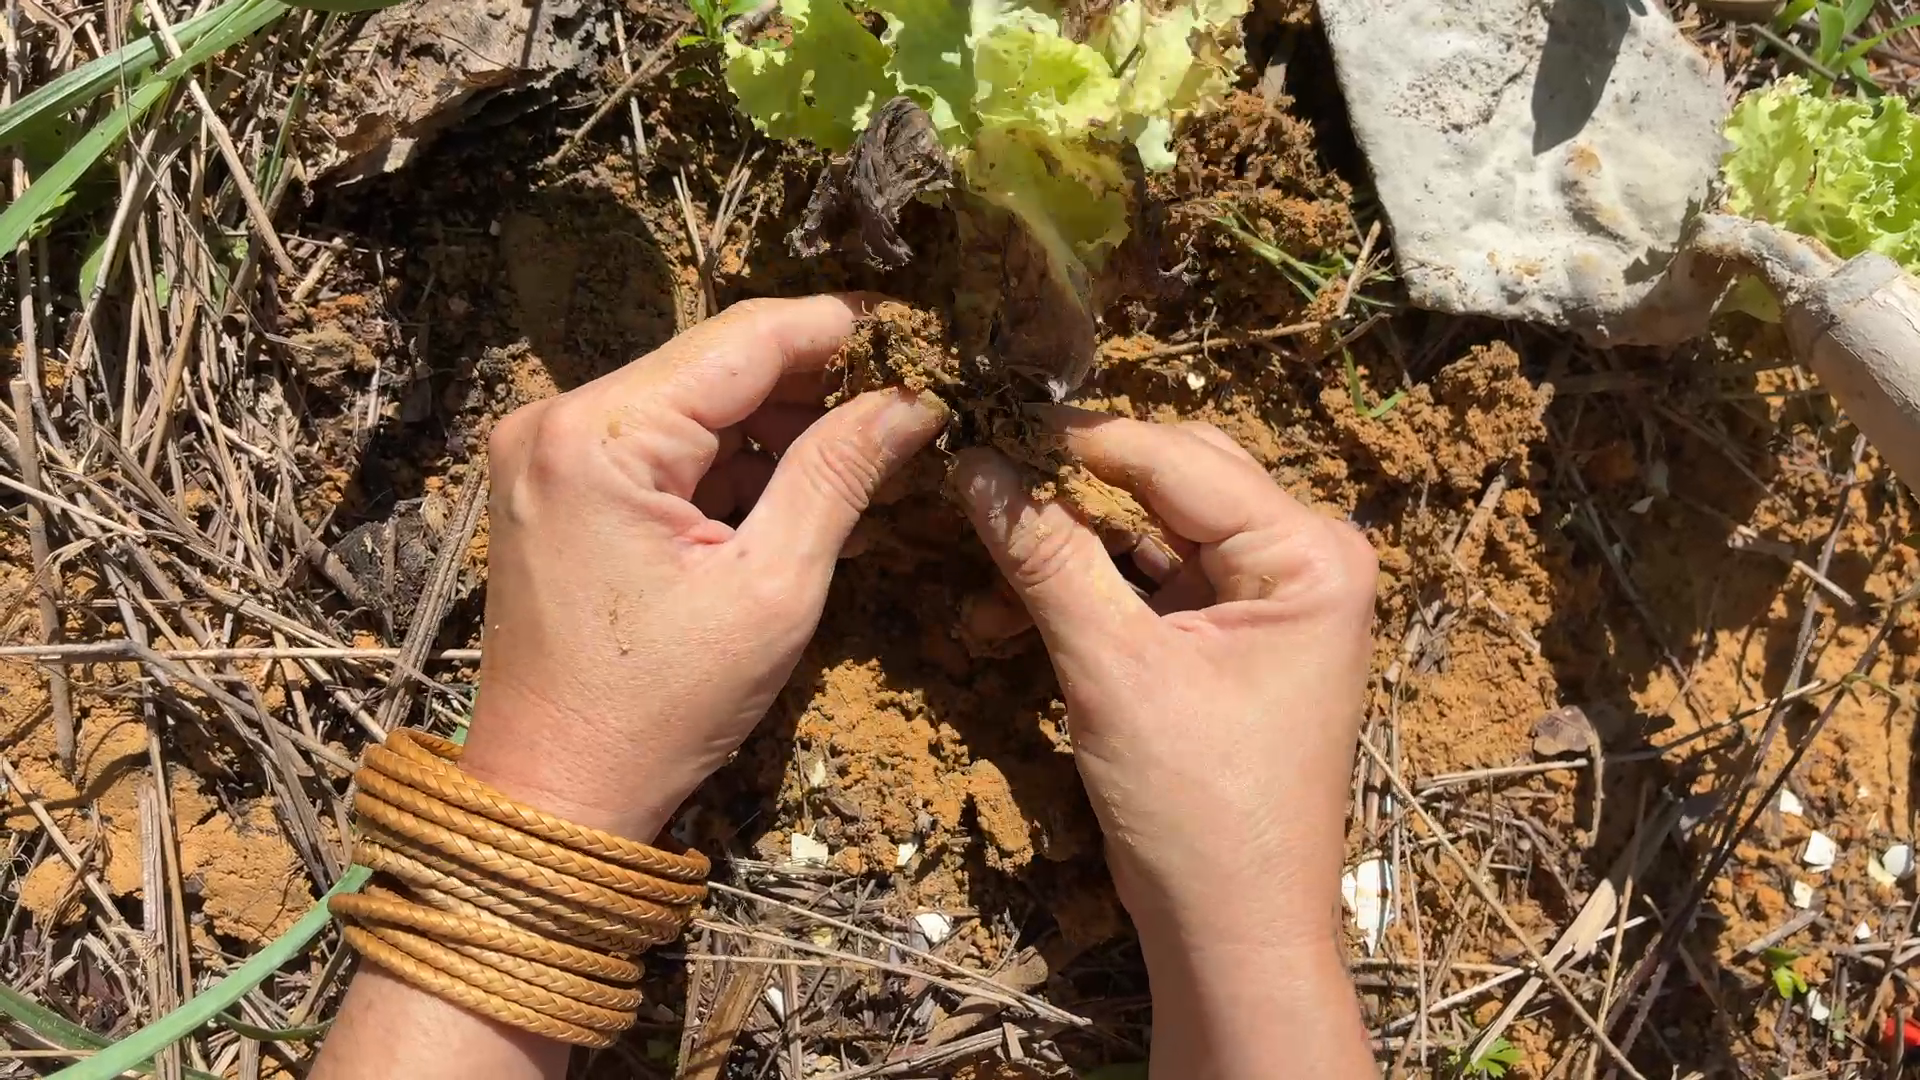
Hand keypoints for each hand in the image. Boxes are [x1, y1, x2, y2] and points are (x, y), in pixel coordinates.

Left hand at [457, 296, 945, 842]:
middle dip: (815, 381)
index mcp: (602, 436)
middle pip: (718, 366)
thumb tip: (913, 402)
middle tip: (901, 399)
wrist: (558, 794)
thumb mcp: (774, 586)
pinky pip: (670, 448)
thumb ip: (839, 473)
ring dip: (781, 425)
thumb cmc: (667, 705)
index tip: (908, 325)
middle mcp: (560, 419)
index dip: (836, 325)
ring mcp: (553, 451)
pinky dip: (738, 462)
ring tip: (864, 452)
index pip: (743, 338)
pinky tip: (799, 488)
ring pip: (698, 404)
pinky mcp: (563, 485)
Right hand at [952, 407, 1377, 1076]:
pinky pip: (1148, 576)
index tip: (994, 422)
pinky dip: (1086, 585)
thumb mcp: (1110, 668)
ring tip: (992, 553)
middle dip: (1073, 488)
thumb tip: (977, 465)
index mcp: (1305, 552)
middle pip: (1167, 480)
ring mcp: (1264, 594)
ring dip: (1069, 542)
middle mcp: (1299, 556)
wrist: (1229, 929)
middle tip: (989, 477)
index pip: (1175, 457)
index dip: (1078, 440)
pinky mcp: (1227, 629)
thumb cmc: (1192, 806)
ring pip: (1149, 527)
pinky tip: (1017, 604)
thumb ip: (1045, 555)